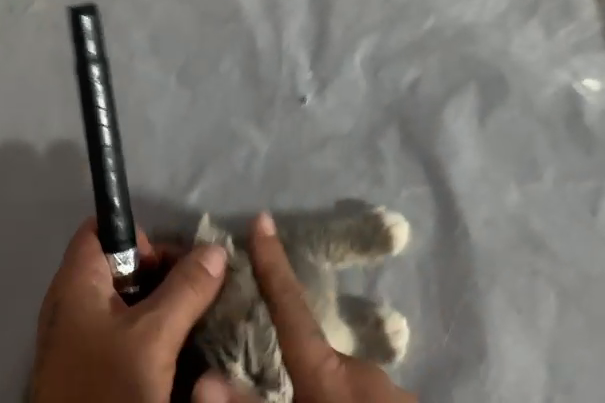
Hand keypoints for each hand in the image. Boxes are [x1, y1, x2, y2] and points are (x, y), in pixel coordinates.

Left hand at [30, 219, 229, 402]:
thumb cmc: (108, 386)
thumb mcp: (154, 336)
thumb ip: (186, 289)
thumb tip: (216, 248)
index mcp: (76, 280)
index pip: (103, 229)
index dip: (140, 236)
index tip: (174, 264)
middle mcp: (72, 301)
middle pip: (120, 266)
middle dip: (163, 275)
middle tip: (197, 296)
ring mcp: (79, 337)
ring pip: (126, 303)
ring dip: (162, 308)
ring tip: (195, 324)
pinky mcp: (89, 367)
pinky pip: (122, 334)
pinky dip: (150, 335)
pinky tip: (176, 354)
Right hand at [194, 213, 416, 402]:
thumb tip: (206, 382)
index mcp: (328, 376)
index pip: (290, 308)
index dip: (272, 265)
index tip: (262, 219)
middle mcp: (365, 376)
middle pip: (318, 363)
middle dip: (301, 378)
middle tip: (284, 394)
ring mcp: (397, 396)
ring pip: (349, 391)